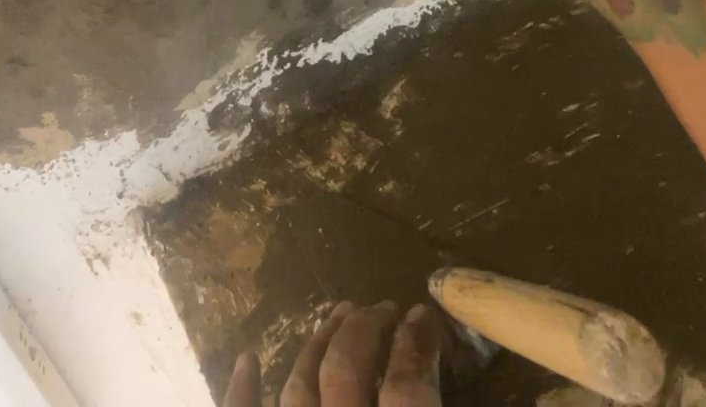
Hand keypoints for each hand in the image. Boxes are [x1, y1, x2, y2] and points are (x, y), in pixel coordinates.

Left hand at [222, 301, 442, 406]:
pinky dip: (241, 391)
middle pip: (346, 370)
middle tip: (385, 308)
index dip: (420, 345)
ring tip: (340, 315)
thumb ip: (428, 402)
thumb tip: (464, 387)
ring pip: (298, 386)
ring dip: (317, 345)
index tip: (425, 314)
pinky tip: (247, 359)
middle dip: (367, 330)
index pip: (409, 387)